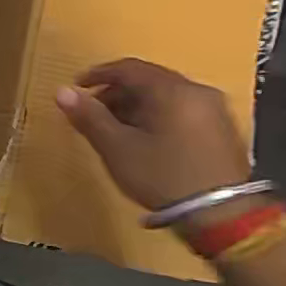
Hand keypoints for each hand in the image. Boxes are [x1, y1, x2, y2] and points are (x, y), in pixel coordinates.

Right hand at [55, 58, 253, 221]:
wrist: (223, 217)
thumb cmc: (163, 176)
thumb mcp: (117, 148)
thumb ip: (89, 116)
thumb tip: (62, 91)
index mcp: (173, 91)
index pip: (129, 68)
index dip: (98, 74)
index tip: (77, 87)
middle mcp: (198, 92)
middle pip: (149, 80)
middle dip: (116, 92)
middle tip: (93, 111)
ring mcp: (214, 111)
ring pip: (166, 96)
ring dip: (135, 105)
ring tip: (115, 128)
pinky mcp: (222, 130)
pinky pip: (181, 109)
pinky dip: (156, 115)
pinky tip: (143, 138)